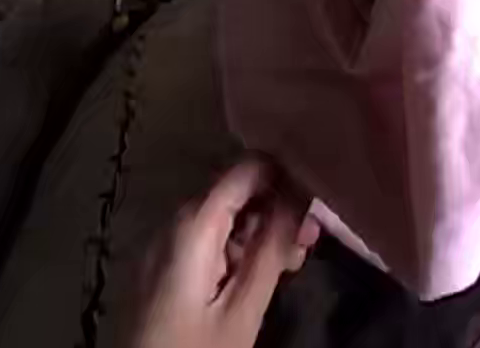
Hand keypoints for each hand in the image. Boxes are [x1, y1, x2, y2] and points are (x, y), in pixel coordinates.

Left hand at [127, 157, 318, 347]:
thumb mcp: (242, 312)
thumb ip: (273, 247)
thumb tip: (301, 194)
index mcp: (194, 223)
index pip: (249, 167)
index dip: (285, 174)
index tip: (314, 201)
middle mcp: (176, 221)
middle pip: (238, 190)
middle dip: (278, 206)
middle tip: (310, 239)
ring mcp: (167, 246)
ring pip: (227, 215)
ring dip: (263, 229)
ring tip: (293, 261)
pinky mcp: (165, 270)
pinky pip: (211, 239)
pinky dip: (240, 247)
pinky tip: (262, 274)